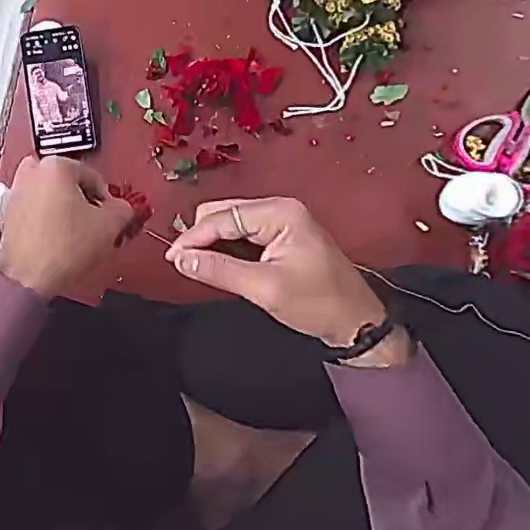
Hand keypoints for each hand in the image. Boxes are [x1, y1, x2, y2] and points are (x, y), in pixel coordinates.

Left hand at [0, 156, 134, 299]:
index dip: (106, 200)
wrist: (27, 278)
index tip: (107, 215)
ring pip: (51, 196)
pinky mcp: (7, 212)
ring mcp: (16, 192)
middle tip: (93, 224)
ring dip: (65, 210)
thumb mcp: (110, 225)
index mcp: (56, 165)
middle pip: (70, 184)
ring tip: (75, 234)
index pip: (93, 177)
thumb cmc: (58, 249)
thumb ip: (124, 208)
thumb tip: (122, 209)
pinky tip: (57, 239)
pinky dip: (47, 220)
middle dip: (84, 203)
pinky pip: (36, 209)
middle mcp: (32, 172)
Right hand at [166, 197, 388, 348]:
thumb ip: (219, 270)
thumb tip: (180, 259)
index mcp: (280, 212)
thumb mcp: (265, 289)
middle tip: (184, 265)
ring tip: (198, 267)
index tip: (172, 258)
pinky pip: (242, 234)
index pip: (223, 217)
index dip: (194, 237)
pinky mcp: (280, 234)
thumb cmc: (317, 304)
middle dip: (201, 237)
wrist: (357, 322)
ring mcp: (281, 219)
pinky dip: (227, 248)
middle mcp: (279, 207)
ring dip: (213, 243)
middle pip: (224, 213)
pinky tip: (219, 265)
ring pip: (230, 223)